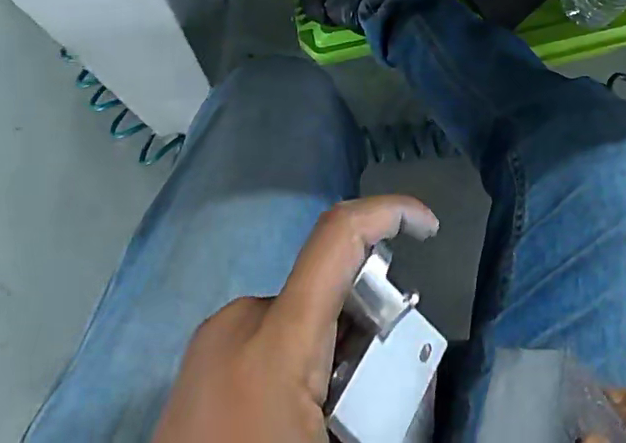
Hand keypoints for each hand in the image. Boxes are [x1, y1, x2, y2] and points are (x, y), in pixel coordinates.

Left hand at [150, 195, 439, 442]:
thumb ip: (383, 396)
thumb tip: (415, 369)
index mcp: (275, 337)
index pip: (338, 236)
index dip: (390, 211)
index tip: (428, 227)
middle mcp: (240, 321)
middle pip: (326, 287)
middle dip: (367, 320)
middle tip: (379, 386)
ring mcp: (212, 342)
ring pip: (299, 318)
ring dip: (334, 348)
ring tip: (338, 412)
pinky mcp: (196, 367)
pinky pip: (268, 340)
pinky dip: (300, 361)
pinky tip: (303, 413)